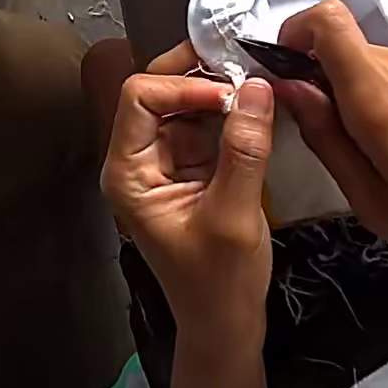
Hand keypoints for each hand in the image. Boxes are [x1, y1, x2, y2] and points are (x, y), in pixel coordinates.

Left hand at [98, 56, 275, 341]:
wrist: (227, 321)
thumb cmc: (220, 281)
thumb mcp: (234, 216)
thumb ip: (244, 149)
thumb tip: (258, 85)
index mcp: (129, 171)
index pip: (139, 97)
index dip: (182, 84)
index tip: (229, 95)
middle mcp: (140, 155)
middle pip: (158, 87)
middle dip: (199, 72)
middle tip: (244, 66)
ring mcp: (167, 155)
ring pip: (185, 95)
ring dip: (219, 83)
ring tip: (258, 80)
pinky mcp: (194, 159)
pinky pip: (208, 115)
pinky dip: (232, 103)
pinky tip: (258, 101)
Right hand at [274, 0, 387, 307]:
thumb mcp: (372, 200)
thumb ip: (325, 135)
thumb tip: (288, 86)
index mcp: (383, 96)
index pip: (329, 20)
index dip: (296, 32)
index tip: (287, 72)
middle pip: (342, 42)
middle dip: (321, 76)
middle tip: (331, 135)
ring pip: (367, 58)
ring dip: (352, 88)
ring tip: (374, 148)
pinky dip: (379, 91)